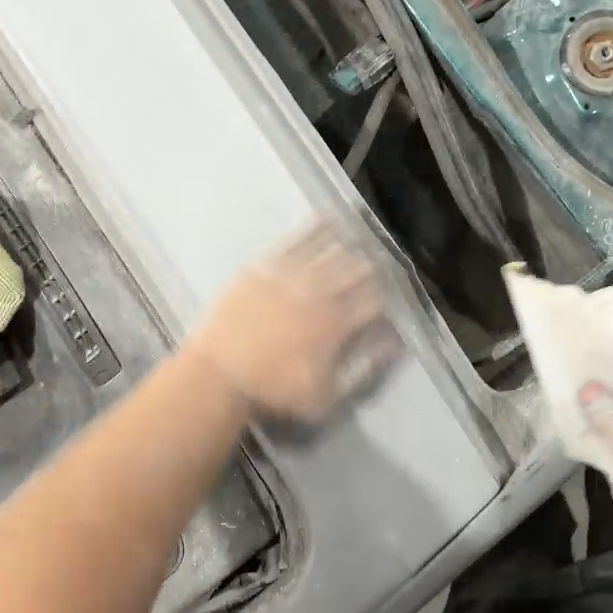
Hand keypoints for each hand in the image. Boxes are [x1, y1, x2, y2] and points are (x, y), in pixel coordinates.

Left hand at [188, 223, 395, 421]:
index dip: (389, 293)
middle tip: (382, 262)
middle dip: (374, 265)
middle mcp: (318, 292)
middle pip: (358, 268)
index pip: (375, 299)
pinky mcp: (266, 264)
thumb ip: (364, 369)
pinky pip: (297, 237)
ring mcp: (291, 274)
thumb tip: (395, 344)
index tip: (394, 291)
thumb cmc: (272, 389)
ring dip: (352, 242)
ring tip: (362, 237)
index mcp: (336, 324)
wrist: (217, 374)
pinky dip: (315, 226)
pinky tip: (328, 216)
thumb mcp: (326, 395)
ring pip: (332, 248)